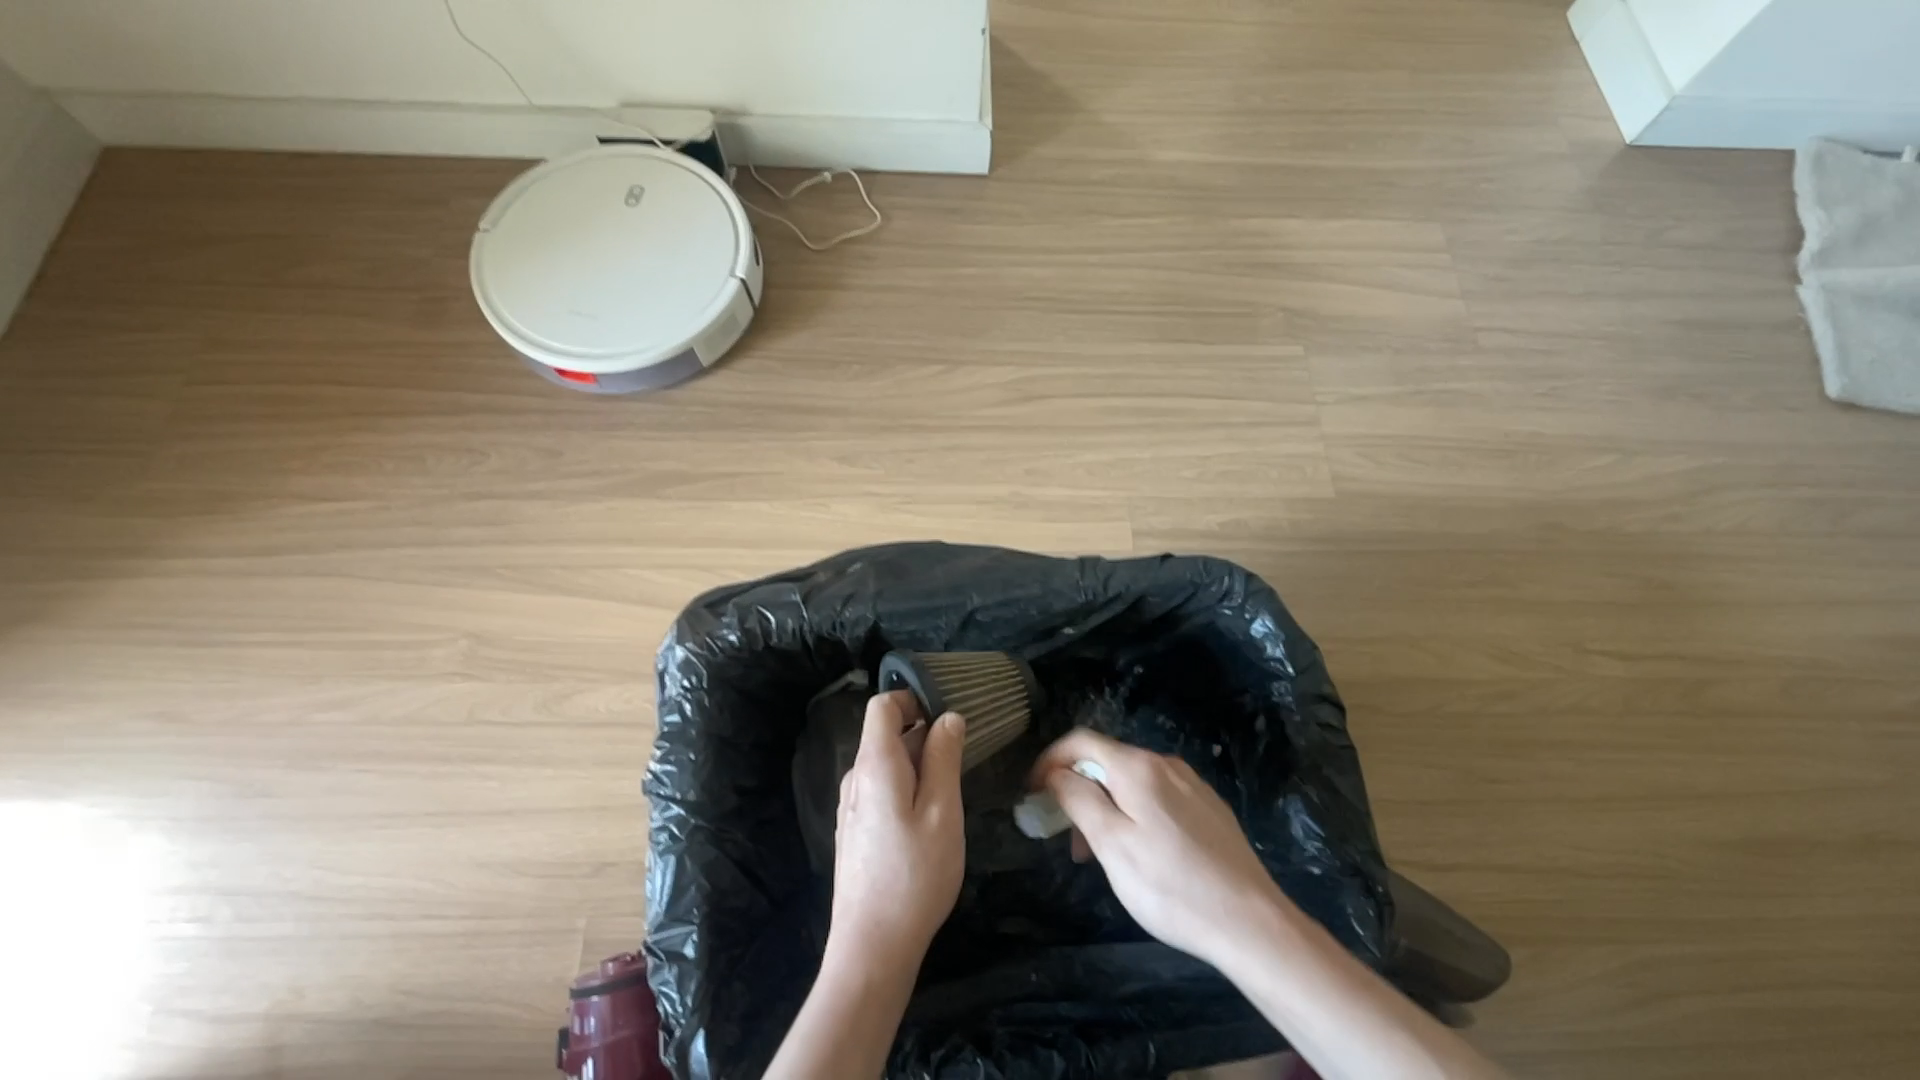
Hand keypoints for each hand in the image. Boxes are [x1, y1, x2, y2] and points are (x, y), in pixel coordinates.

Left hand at [827, 691, 966, 975]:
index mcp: (875, 765)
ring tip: (948, 801)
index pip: (882, 705)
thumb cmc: (916, 874)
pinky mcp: (852, 832)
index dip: (912, 700)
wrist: (872, 945)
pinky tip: (926, 826)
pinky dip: (904, 792)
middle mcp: (854, 778)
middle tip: (961, 767)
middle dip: (923, 738)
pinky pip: (879, 792)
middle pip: (885, 736)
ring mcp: (849, 807)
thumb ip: (944, 759)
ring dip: (917, 769)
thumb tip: (947, 717)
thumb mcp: (944, 812)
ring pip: (885, 767)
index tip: (946, 718)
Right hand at [1030, 728, 1291, 967]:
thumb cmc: (1171, 887)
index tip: (1033, 793)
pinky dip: (1135, 815)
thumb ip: (1079, 800)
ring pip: (1133, 783)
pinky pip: (1158, 798)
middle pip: (1107, 762)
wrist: (1251, 923)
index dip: (1050, 761)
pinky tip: (1143, 856)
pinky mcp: (1210, 809)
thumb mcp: (1112, 845)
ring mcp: (1193, 786)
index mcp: (1138, 768)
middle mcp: (1166, 764)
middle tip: (1069, 841)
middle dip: (1078, 791)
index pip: (1080, 741)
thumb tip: (1058, 772)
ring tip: (1104, 857)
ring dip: (1106, 808)